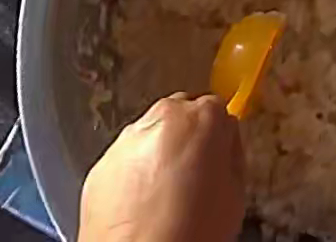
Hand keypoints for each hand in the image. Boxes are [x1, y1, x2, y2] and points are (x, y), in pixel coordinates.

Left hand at [80, 93, 245, 241]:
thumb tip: (223, 143)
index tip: (215, 154)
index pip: (216, 107)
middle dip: (185, 134)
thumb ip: (232, 152)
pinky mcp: (99, 167)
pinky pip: (124, 160)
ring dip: (157, 151)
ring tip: (160, 194)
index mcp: (203, 117)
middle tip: (188, 173)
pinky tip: (138, 205)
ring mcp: (129, 140)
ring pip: (150, 132)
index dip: (217, 133)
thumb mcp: (235, 193)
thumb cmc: (191, 235)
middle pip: (180, 111)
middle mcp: (164, 117)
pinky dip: (131, 174)